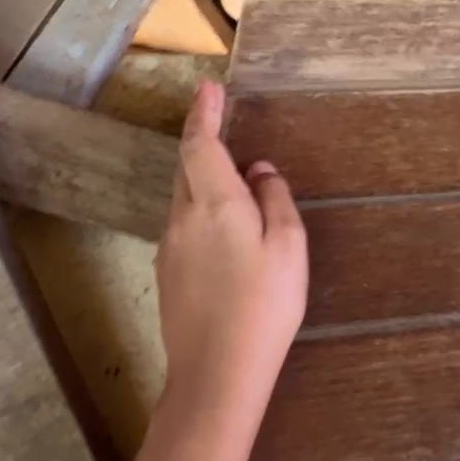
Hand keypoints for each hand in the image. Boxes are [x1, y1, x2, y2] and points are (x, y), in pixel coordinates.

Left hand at [143, 78, 306, 460]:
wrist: (217, 374)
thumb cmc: (265, 302)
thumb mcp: (289, 244)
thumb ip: (275, 198)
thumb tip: (261, 170)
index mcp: (215, 205)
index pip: (201, 146)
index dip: (204, 113)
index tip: (207, 86)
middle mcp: (184, 220)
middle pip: (187, 168)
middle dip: (202, 139)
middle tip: (220, 118)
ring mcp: (171, 249)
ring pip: (185, 196)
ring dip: (205, 175)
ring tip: (236, 175)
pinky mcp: (170, 274)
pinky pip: (186, 223)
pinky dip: (204, 206)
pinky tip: (230, 226)